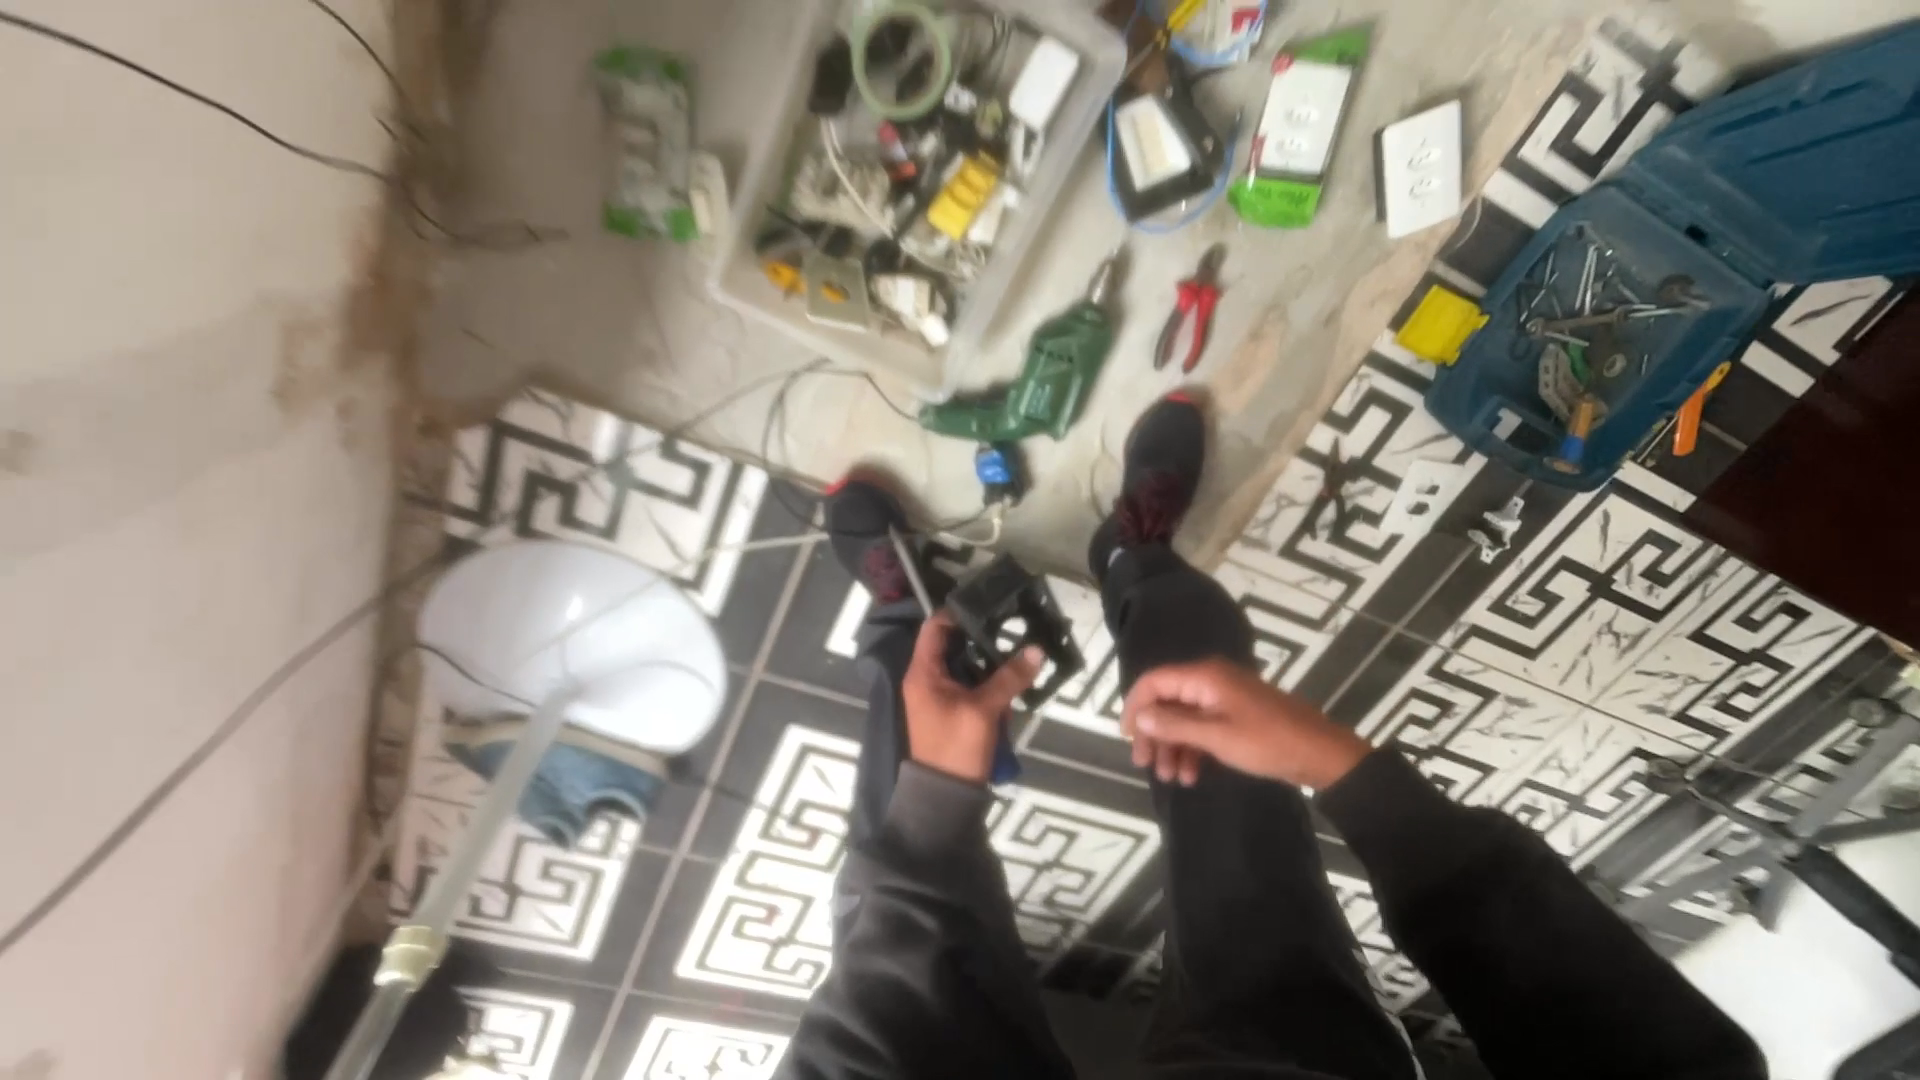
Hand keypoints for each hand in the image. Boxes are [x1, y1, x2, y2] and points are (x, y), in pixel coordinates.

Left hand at [901, 612, 1044, 783]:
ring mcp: (939, 696)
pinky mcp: (952, 711)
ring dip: (988, 659)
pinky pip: (970, 685)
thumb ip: (1009, 678)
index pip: (934, 627)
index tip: (988, 602)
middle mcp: (926, 679)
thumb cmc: (956, 747)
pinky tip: (1012, 675)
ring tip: (1017, 644)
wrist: (945, 796)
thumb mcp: (984, 710)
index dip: (958, 612)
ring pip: (964, 665)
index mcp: (923, 673)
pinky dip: (988, 680)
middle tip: (1011, 621)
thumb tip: (1037, 650)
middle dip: (981, 634)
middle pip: (952, 644)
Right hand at [1121, 658, 1371, 789]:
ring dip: (1172, 746)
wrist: (1322, 755)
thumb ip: (1174, 725)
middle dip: (1153, 733)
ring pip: (1183, 717)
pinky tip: (1191, 774)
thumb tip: (1139, 717)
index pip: (1154, 682)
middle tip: (1145, 764)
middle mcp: (1210, 680)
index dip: (1134, 707)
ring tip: (1170, 778)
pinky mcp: (1235, 715)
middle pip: (1166, 701)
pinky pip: (1202, 727)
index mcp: (1204, 677)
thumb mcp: (1217, 737)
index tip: (1127, 738)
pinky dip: (1192, 748)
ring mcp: (1224, 698)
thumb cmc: (1268, 742)